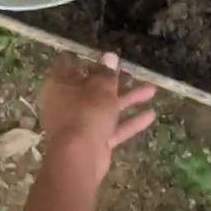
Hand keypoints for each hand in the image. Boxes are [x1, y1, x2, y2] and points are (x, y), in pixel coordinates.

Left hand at [37, 52, 156, 184]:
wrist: (79, 157)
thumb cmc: (85, 112)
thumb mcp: (100, 88)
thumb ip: (107, 73)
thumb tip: (110, 56)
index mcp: (59, 85)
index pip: (68, 65)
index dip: (84, 58)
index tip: (100, 54)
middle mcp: (66, 103)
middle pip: (91, 87)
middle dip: (113, 80)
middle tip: (131, 72)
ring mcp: (80, 123)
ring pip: (105, 107)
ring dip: (128, 99)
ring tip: (152, 90)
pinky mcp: (93, 140)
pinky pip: (112, 127)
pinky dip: (129, 121)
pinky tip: (151, 114)